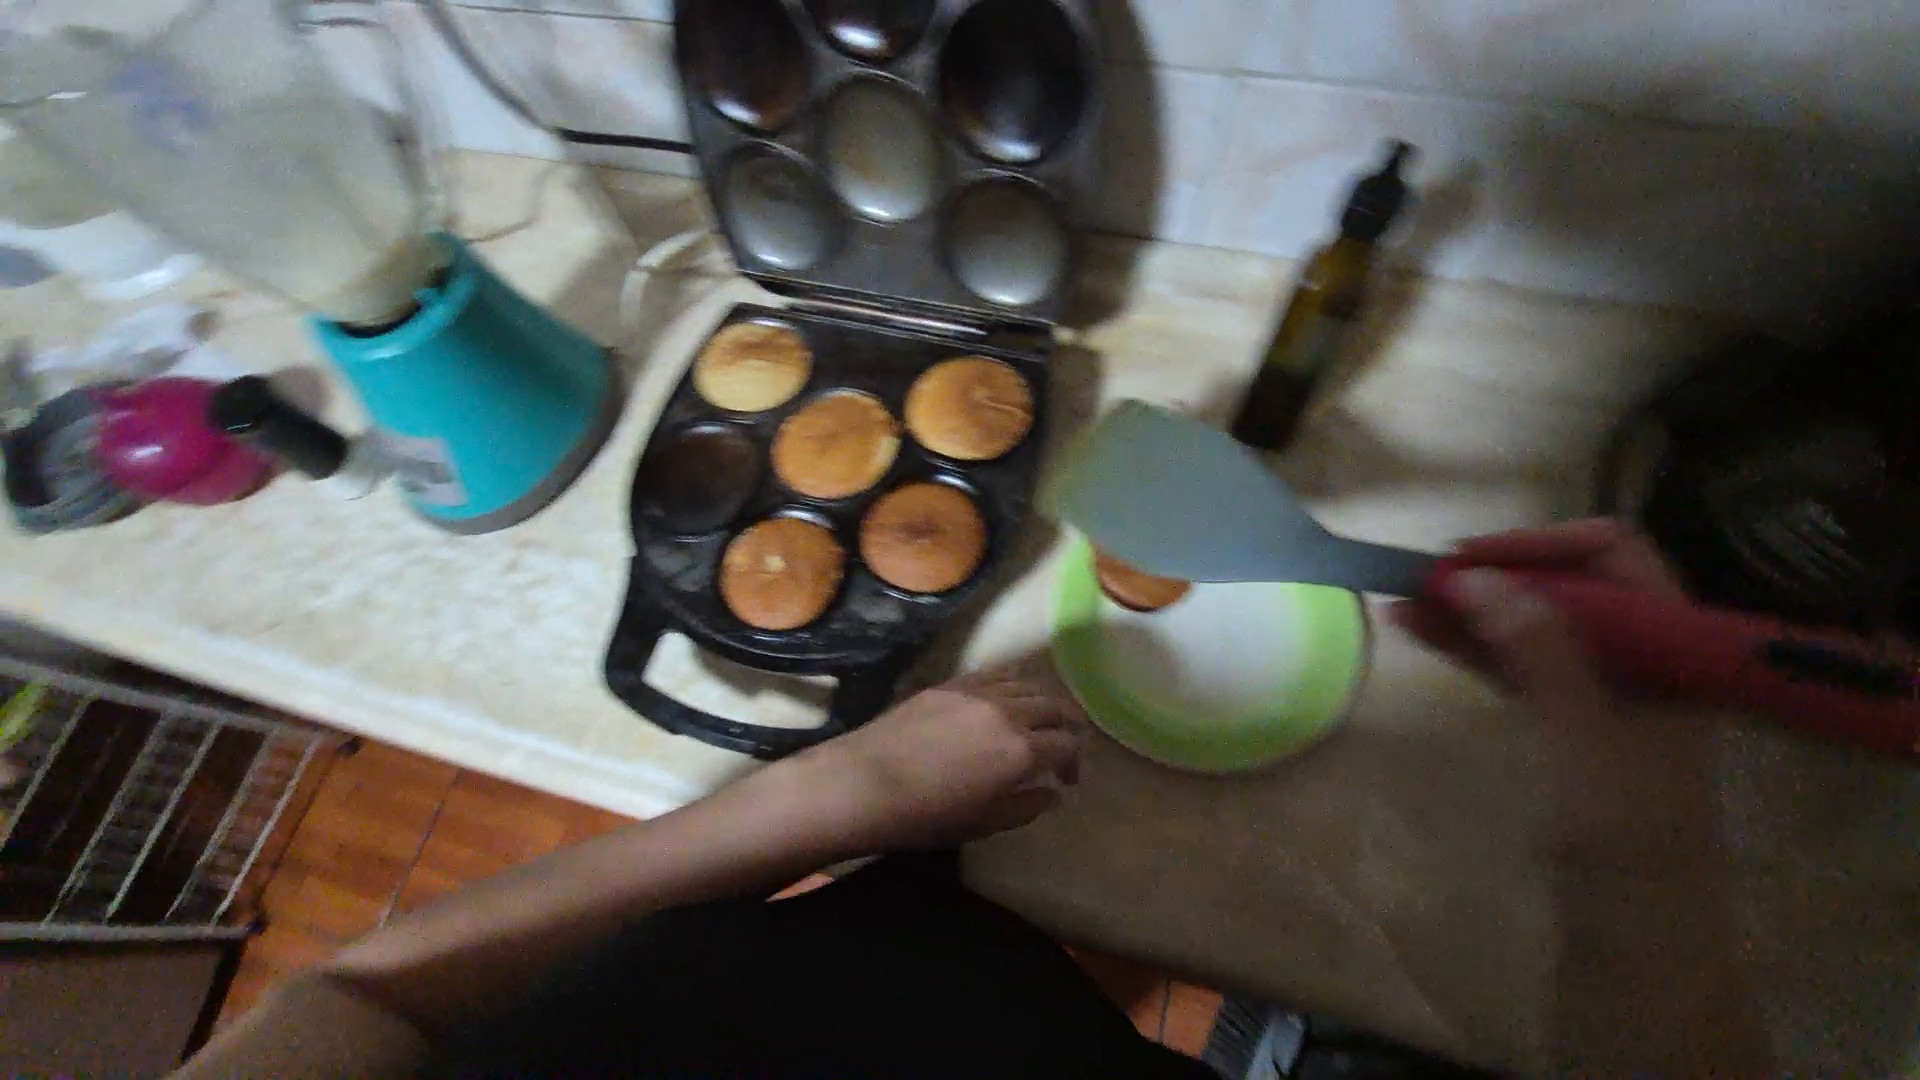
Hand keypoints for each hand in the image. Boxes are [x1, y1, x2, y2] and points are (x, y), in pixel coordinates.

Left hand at [797, 668, 1089, 851]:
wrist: (864, 782)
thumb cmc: (926, 815)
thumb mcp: (984, 823)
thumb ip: (1026, 806)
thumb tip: (1052, 793)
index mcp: (1021, 750)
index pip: (1067, 744)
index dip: (1075, 762)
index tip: (1065, 780)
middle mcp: (1008, 711)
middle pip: (1055, 705)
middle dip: (1069, 724)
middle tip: (1064, 744)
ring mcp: (978, 691)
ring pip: (1028, 682)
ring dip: (1043, 700)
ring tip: (1039, 719)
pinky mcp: (951, 683)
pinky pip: (996, 673)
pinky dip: (1013, 684)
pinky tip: (1006, 700)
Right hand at [1387, 519, 1716, 866]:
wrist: (1630, 924)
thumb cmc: (1622, 828)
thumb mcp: (1583, 732)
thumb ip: (1537, 649)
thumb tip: (1471, 575)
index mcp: (1668, 646)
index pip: (1613, 556)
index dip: (1539, 545)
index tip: (1466, 561)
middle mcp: (1633, 653)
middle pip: (1560, 585)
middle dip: (1488, 575)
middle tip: (1415, 579)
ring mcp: (1593, 684)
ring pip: (1524, 622)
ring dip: (1464, 607)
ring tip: (1397, 598)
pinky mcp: (1557, 712)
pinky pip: (1507, 659)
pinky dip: (1462, 642)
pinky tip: (1414, 629)